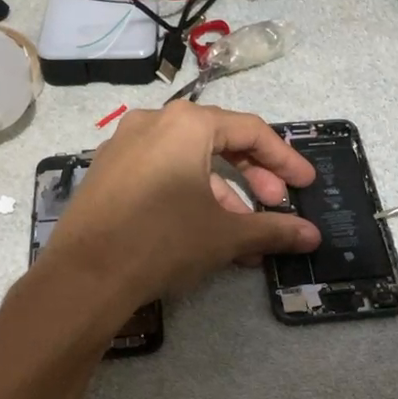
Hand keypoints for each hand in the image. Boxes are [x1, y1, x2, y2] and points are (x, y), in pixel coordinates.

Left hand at [37, 102, 321, 310]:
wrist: (84, 276)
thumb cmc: (163, 241)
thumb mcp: (225, 235)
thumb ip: (273, 229)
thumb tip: (313, 236)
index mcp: (186, 123)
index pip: (251, 131)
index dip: (284, 159)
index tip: (305, 185)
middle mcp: (153, 122)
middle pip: (219, 141)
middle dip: (254, 177)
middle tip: (276, 207)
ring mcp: (124, 146)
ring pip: (189, 162)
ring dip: (224, 194)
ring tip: (244, 235)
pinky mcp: (107, 173)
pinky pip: (161, 174)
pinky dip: (190, 196)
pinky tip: (205, 233)